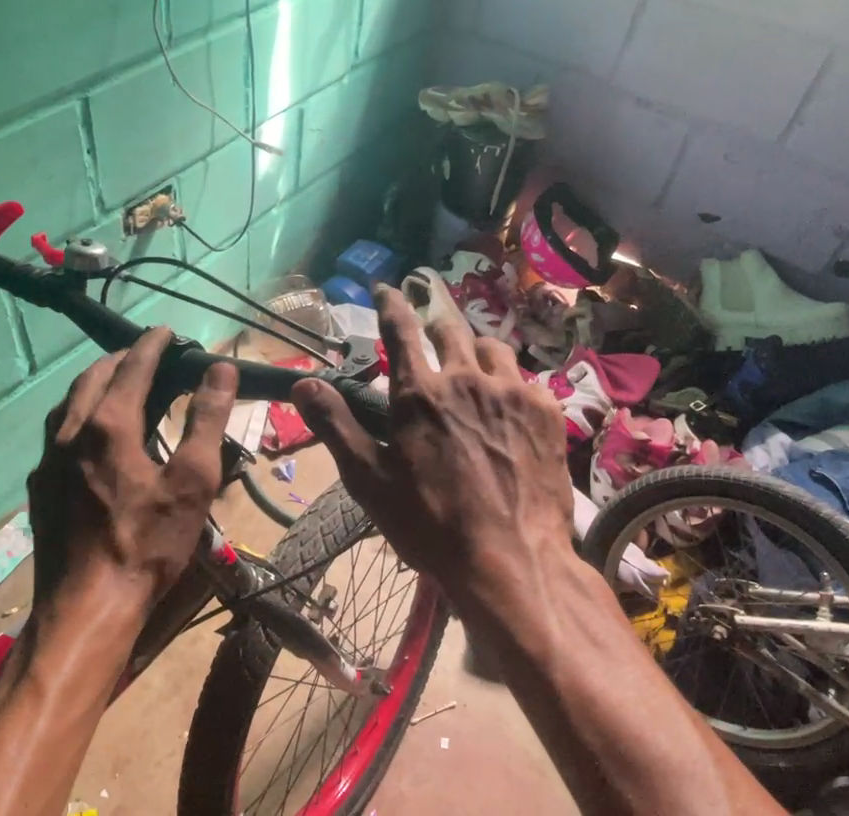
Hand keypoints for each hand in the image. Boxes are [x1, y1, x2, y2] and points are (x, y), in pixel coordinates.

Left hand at [29, 328, 236, 618]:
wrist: (87, 608)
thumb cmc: (148, 544)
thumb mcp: (193, 481)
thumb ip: (207, 420)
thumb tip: (220, 370)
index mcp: (109, 424)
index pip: (133, 366)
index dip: (153, 344)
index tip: (169, 331)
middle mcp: (71, 432)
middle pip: (93, 376)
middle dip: (122, 358)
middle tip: (148, 356)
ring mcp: (49, 460)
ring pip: (68, 402)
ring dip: (95, 383)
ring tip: (119, 384)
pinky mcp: (39, 487)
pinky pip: (57, 432)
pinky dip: (79, 414)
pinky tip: (92, 434)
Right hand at [291, 287, 572, 598]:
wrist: (512, 559)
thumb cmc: (430, 524)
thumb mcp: (369, 480)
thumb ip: (336, 425)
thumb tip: (302, 383)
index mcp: (420, 394)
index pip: (401, 330)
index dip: (390, 303)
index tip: (385, 288)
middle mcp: (466, 379)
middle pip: (450, 330)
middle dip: (435, 325)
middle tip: (430, 333)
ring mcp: (512, 392)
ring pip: (492, 349)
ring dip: (475, 350)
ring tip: (472, 365)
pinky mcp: (546, 412)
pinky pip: (526, 379)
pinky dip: (510, 382)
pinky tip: (508, 404)